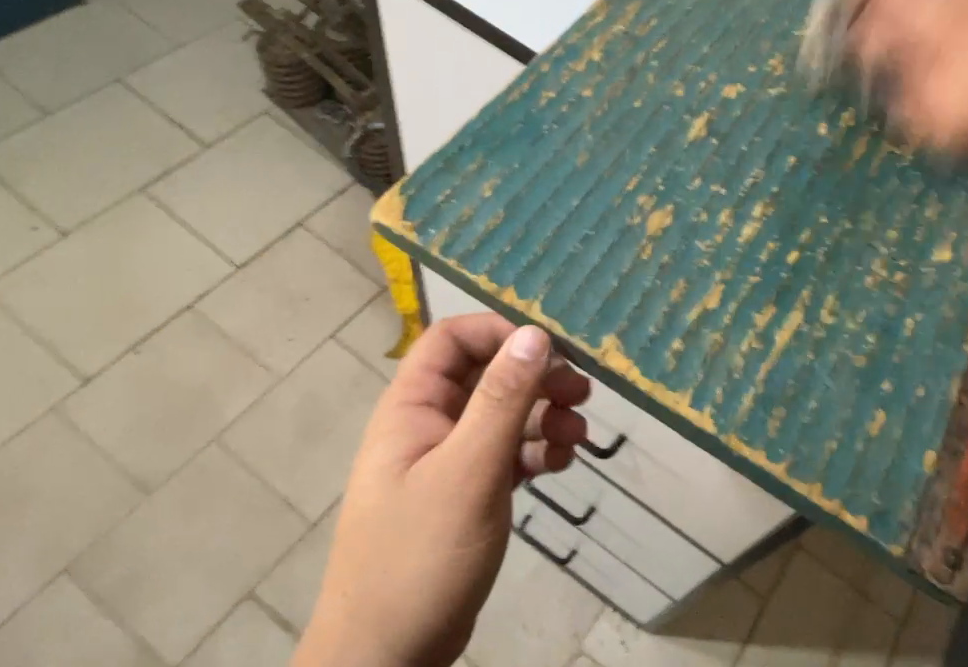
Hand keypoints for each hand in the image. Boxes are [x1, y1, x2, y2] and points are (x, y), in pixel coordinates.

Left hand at [294, 316, 590, 666]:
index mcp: (411, 408)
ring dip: (543, 418)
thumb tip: (535, 333)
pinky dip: (534, 453)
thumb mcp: (469, 471)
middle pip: (486, 376)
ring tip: (578, 436)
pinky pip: (504, 456)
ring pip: (501, 417)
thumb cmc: (420, 557)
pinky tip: (559, 465)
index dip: (500, 333)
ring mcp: (445, 463)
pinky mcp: (464, 496)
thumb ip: (502, 399)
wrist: (385, 659)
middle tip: (582, 394)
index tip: (549, 352)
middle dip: (536, 379)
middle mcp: (427, 426)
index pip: (452, 339)